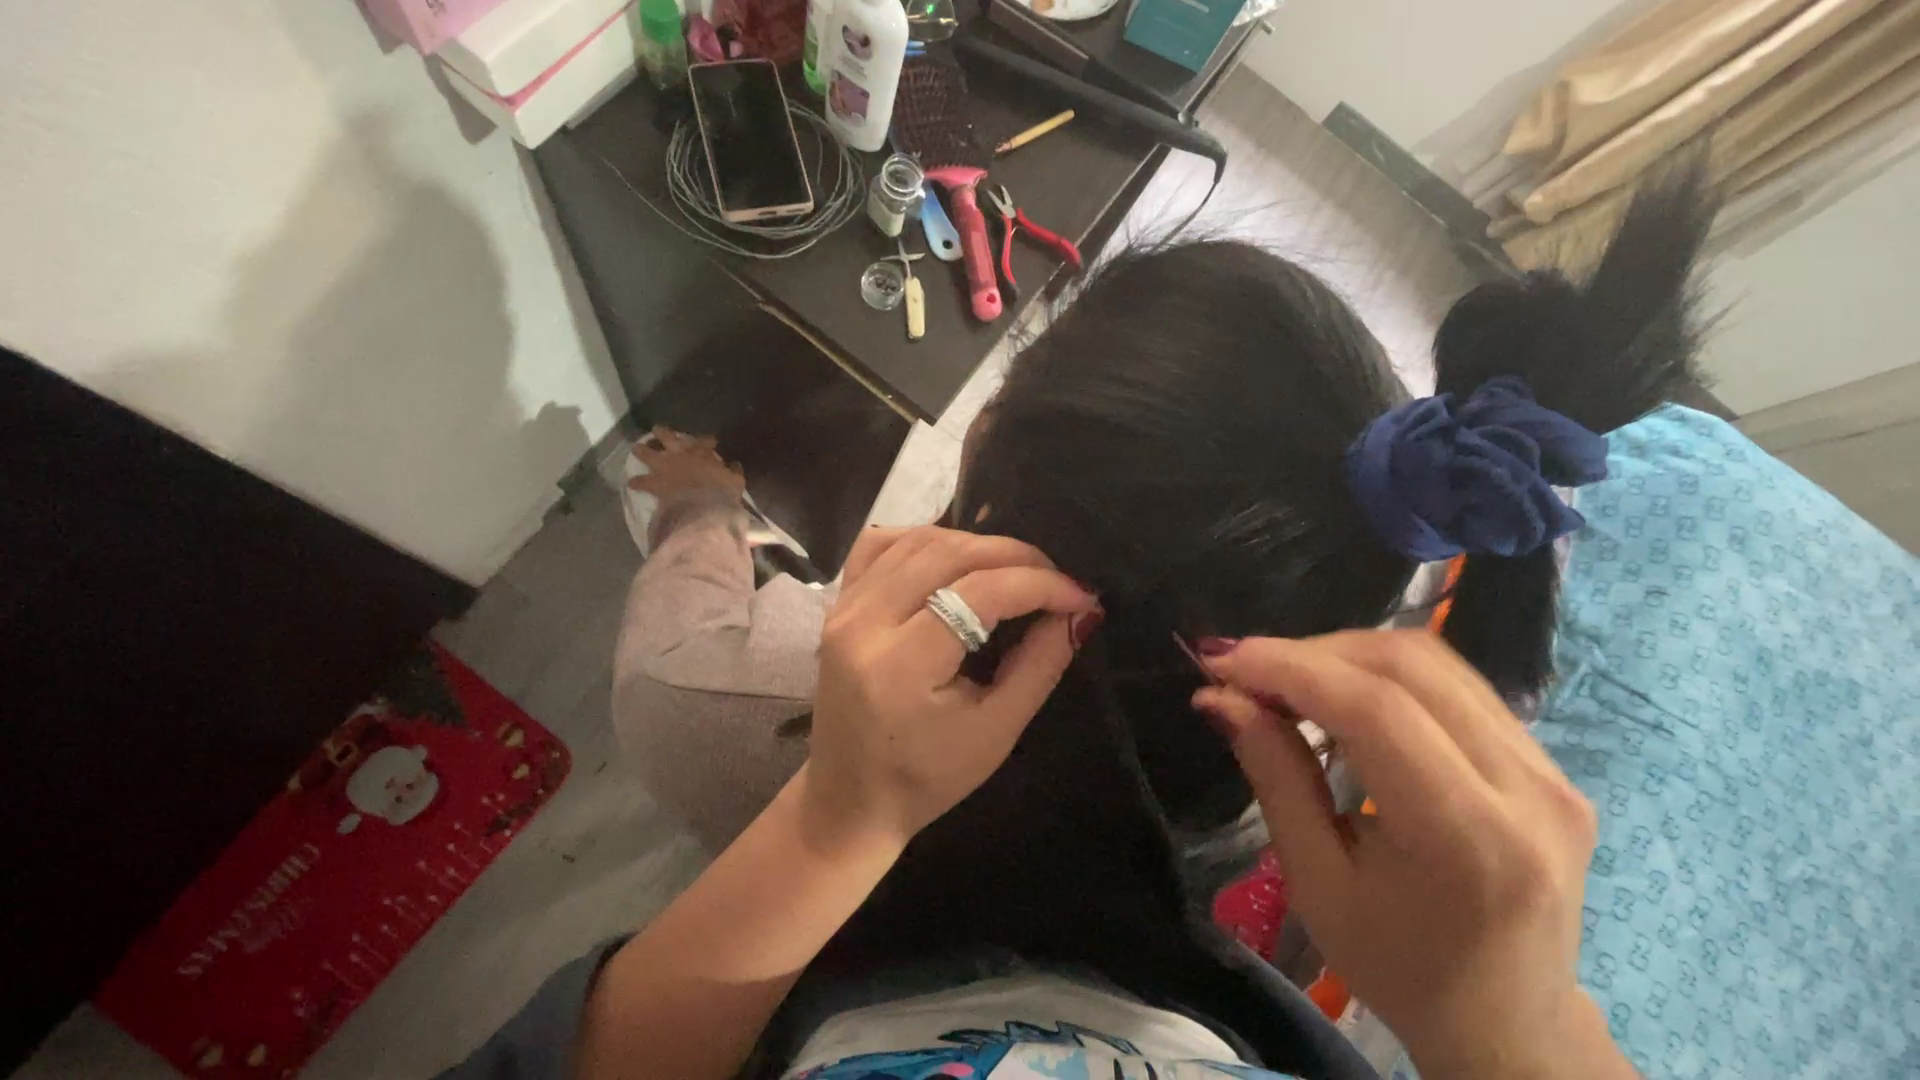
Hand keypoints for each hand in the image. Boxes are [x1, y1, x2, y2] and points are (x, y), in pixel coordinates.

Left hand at [629, 425, 744, 501]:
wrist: (703, 506)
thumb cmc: (722, 492)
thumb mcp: (735, 480)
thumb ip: (733, 471)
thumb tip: (735, 465)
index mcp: (702, 452)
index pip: (704, 441)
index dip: (707, 441)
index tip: (710, 442)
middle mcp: (680, 454)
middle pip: (667, 436)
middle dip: (663, 432)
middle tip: (659, 431)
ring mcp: (664, 466)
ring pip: (646, 452)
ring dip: (641, 451)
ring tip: (636, 450)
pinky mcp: (654, 482)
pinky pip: (641, 482)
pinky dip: (636, 483)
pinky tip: (632, 483)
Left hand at [802, 526, 1100, 851]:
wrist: (850, 799)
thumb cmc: (926, 779)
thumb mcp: (995, 733)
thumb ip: (1039, 666)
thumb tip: (1079, 612)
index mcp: (900, 665)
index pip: (979, 593)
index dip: (1038, 584)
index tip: (1079, 595)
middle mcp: (863, 623)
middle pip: (948, 553)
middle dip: (1014, 555)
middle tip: (1054, 578)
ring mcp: (844, 609)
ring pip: (916, 540)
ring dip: (974, 543)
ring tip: (1016, 569)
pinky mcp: (838, 605)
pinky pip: (880, 546)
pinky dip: (925, 539)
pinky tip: (955, 557)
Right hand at [1195, 631, 1623, 1079]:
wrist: (1509, 1022)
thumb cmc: (1398, 967)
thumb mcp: (1316, 883)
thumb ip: (1275, 777)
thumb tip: (1221, 697)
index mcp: (1467, 836)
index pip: (1374, 710)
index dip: (1288, 669)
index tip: (1220, 662)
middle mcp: (1526, 788)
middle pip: (1406, 666)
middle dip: (1310, 653)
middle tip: (1244, 673)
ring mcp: (1551, 770)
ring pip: (1433, 661)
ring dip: (1343, 654)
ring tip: (1283, 680)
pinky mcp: (1551, 763)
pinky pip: (1455, 684)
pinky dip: (1383, 673)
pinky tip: (1339, 694)